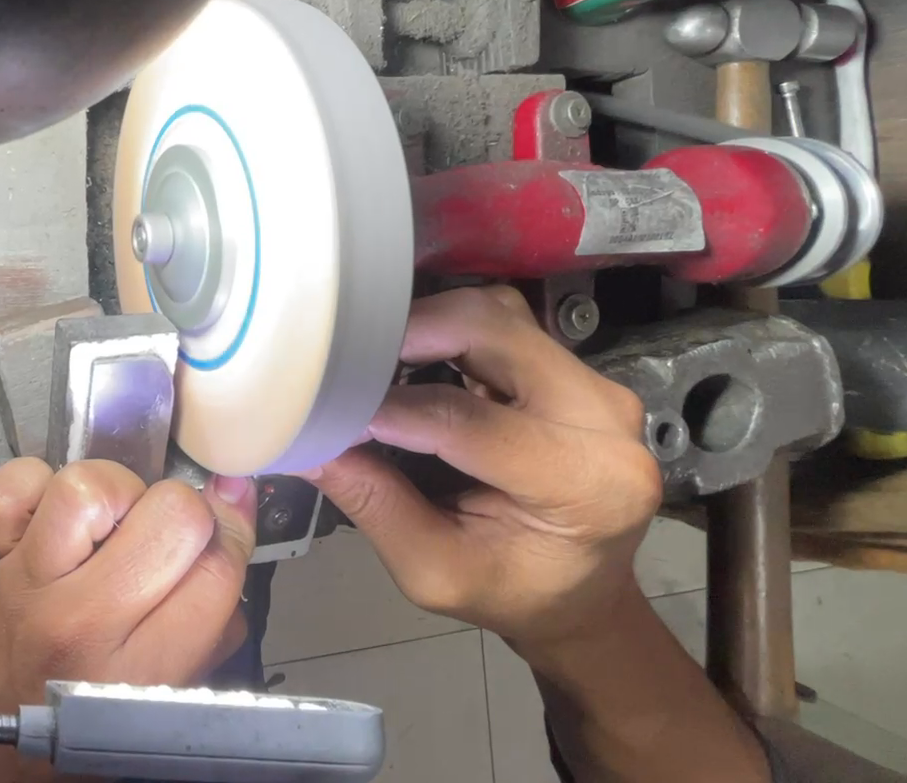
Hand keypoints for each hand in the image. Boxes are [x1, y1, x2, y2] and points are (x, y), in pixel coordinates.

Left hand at [0, 459, 256, 782]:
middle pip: (171, 516)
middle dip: (183, 510)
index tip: (222, 529)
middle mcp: (85, 621)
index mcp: (142, 673)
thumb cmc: (81, 714)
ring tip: (109, 518)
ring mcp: (29, 581)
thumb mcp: (164, 693)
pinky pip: (12, 483)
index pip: (217, 573)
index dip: (232, 536)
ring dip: (113, 489)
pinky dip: (36, 482)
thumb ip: (213, 619)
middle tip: (164, 531)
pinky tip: (50, 512)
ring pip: (90, 486)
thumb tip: (234, 513)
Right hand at [300, 287, 659, 650]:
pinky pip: (498, 322)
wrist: (582, 592)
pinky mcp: (568, 367)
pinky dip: (442, 328)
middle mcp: (602, 418)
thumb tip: (305, 443)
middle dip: (409, 334)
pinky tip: (407, 355)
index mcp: (585, 484)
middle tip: (348, 356)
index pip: (469, 421)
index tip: (330, 410)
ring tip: (373, 354)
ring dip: (426, 324)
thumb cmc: (511, 591)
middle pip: (493, 331)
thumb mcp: (432, 571)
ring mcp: (590, 384)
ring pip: (494, 313)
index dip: (389, 409)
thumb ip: (373, 504)